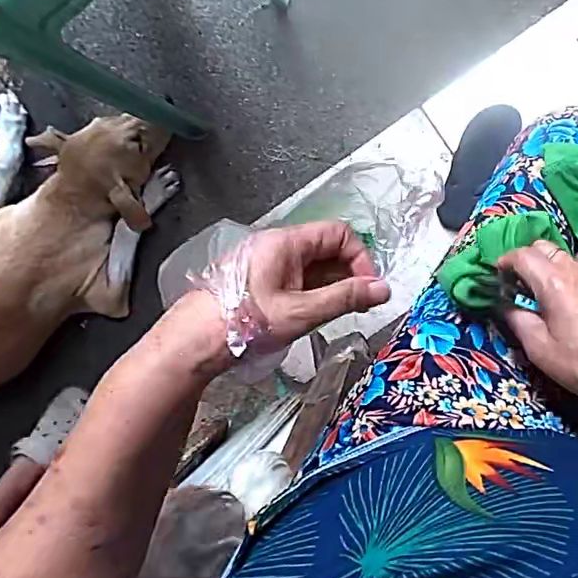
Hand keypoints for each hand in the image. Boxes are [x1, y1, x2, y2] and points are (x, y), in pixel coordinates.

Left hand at [236, 221, 390, 343]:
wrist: (193, 343)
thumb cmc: (243, 323)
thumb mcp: (302, 312)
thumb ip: (346, 298)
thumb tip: (383, 289)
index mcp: (286, 242)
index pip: (339, 234)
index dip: (360, 258)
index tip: (368, 288)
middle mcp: (277, 246)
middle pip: (327, 249)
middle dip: (349, 274)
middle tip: (359, 305)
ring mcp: (268, 263)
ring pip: (314, 266)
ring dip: (332, 286)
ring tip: (336, 313)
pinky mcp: (261, 280)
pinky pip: (298, 278)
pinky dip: (314, 293)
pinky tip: (313, 314)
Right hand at [496, 240, 577, 415]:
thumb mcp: (538, 347)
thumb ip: (517, 319)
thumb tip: (506, 305)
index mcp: (554, 282)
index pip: (522, 255)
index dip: (505, 262)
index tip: (497, 278)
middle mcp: (576, 271)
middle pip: (544, 247)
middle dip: (525, 259)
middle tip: (516, 284)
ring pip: (565, 255)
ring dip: (548, 264)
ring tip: (541, 290)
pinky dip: (567, 274)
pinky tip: (567, 300)